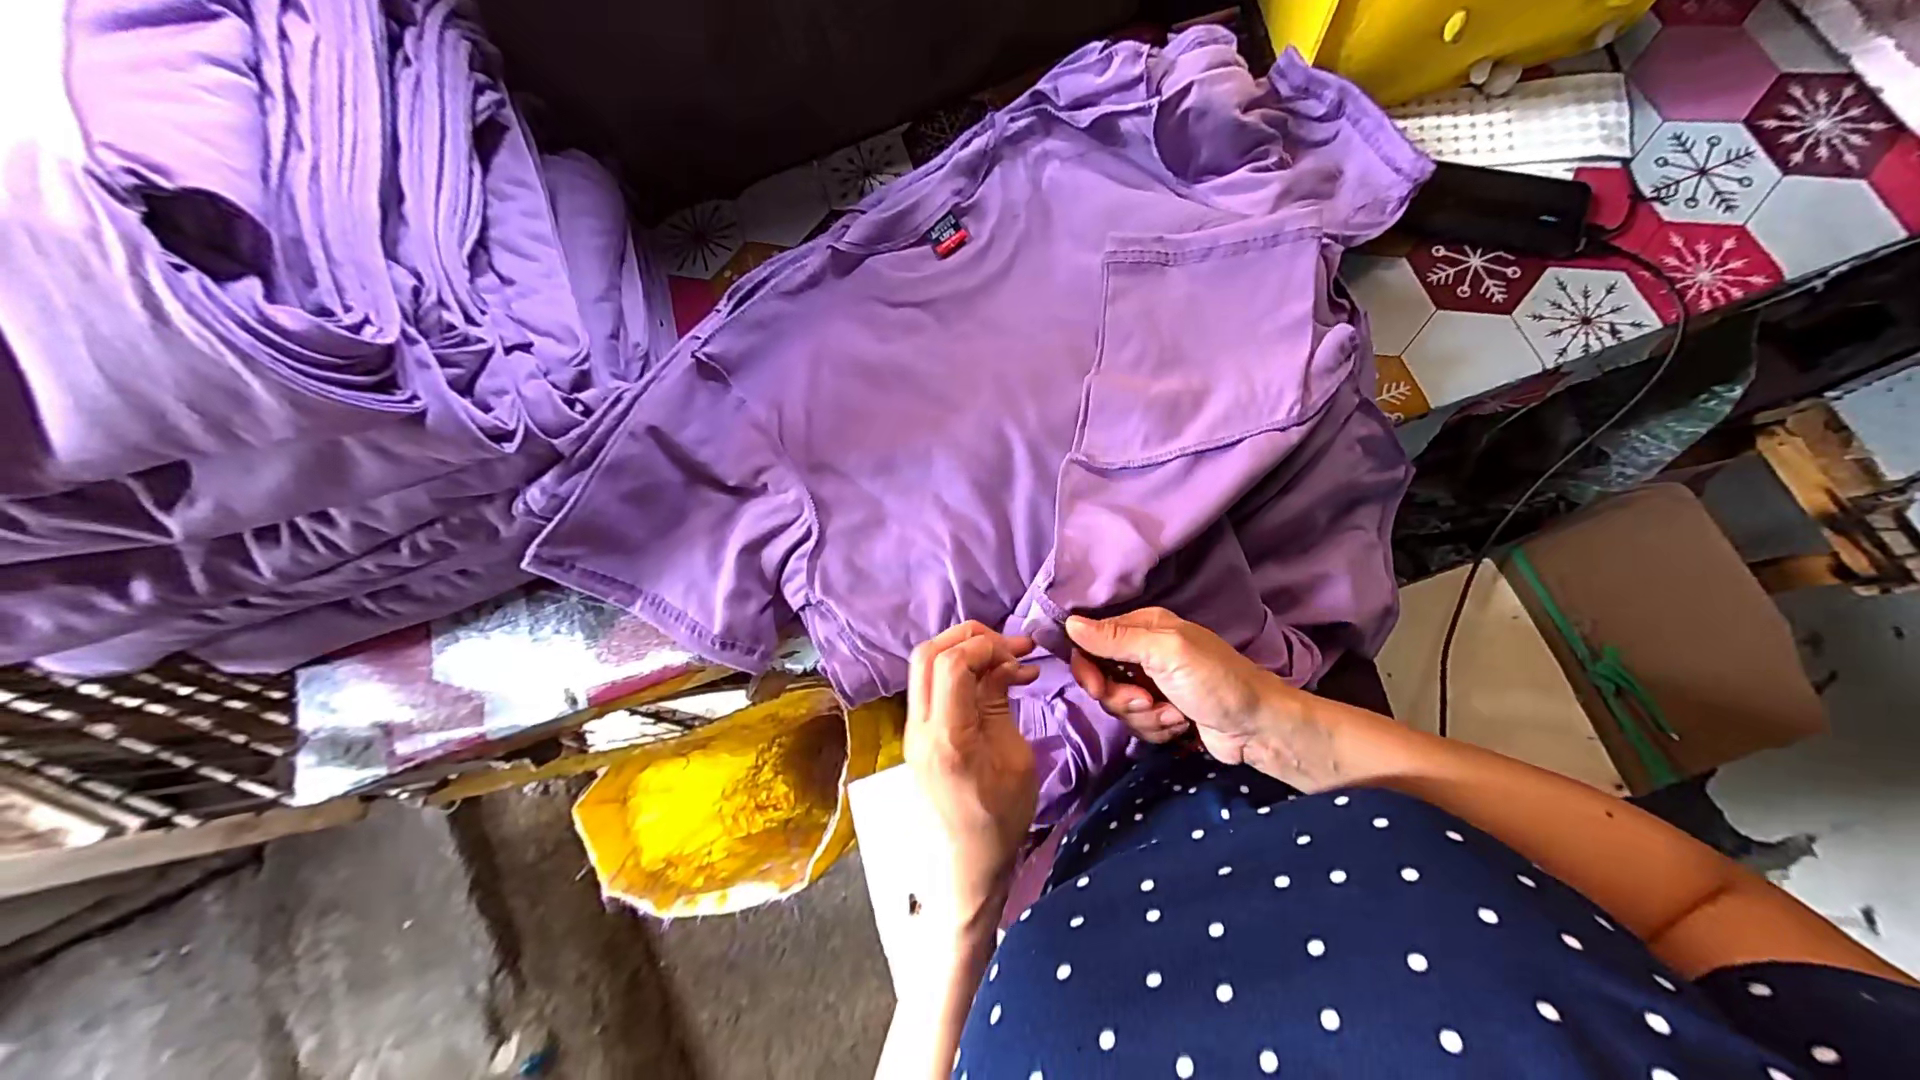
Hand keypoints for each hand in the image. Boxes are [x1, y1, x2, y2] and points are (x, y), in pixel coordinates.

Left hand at [905, 622, 1040, 926]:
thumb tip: (1002, 662)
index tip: (1017, 655)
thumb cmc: (1002, 818)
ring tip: (1008, 657)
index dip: (985, 646)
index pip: (950, 664)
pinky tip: (995, 678)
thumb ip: (1000, 702)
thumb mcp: (1016, 757)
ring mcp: (913, 729)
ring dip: (964, 650)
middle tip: (1009, 645)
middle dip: (970, 638)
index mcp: (947, 737)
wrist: (968, 861)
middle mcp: (920, 727)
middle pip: (928, 654)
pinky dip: (961, 671)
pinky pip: (933, 686)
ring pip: (925, 665)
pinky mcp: (918, 733)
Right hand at [1066, 608, 1282, 764]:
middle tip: (1147, 701)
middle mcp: (1144, 651)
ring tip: (1173, 714)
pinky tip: (1179, 724)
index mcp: (1144, 627)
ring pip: (1117, 704)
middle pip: (1101, 677)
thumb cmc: (1216, 681)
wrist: (1258, 728)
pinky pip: (1135, 723)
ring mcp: (1152, 683)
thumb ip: (1116, 639)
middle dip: (1121, 697)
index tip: (1096, 687)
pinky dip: (1155, 728)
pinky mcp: (1160, 711)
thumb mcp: (1165, 653)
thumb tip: (1070, 624)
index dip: (1088, 667)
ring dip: (1143, 715)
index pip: (1092, 641)